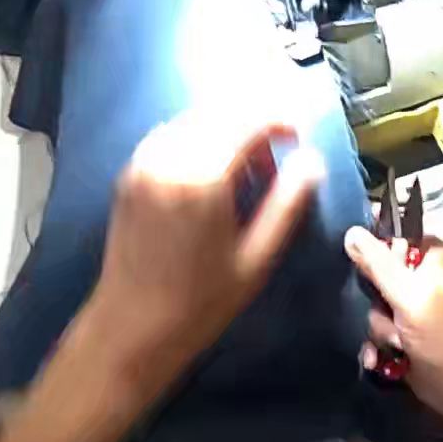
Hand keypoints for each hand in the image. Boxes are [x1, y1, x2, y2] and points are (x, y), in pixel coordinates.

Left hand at [80, 108, 323, 391]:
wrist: (130, 329)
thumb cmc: (201, 301)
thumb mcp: (257, 258)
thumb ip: (288, 202)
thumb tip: (313, 160)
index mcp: (202, 176)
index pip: (248, 121)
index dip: (279, 121)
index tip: (298, 139)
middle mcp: (169, 157)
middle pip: (221, 113)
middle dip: (254, 125)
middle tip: (272, 164)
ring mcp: (144, 161)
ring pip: (195, 119)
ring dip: (226, 130)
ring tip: (243, 172)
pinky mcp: (130, 172)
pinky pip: (171, 133)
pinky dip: (198, 137)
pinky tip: (209, 172)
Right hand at [345, 228, 442, 430]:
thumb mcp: (413, 298)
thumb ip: (381, 265)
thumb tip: (350, 231)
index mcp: (427, 255)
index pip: (390, 233)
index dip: (369, 246)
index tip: (358, 264)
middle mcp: (416, 275)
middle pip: (372, 271)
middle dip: (374, 299)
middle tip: (390, 314)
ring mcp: (407, 305)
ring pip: (369, 304)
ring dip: (379, 328)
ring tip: (399, 343)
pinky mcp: (399, 332)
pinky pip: (373, 329)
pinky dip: (376, 345)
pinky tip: (380, 360)